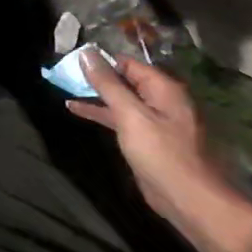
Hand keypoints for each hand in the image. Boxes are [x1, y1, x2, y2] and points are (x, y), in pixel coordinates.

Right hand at [67, 52, 251, 251]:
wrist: (188, 198)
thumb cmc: (161, 153)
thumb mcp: (131, 115)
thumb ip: (108, 84)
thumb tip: (88, 53)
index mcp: (163, 88)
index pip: (128, 64)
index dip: (101, 61)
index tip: (73, 61)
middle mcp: (161, 99)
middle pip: (125, 80)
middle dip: (96, 77)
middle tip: (64, 73)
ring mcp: (154, 120)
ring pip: (121, 99)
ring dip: (95, 95)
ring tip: (65, 87)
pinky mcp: (146, 139)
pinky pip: (120, 118)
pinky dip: (101, 113)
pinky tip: (77, 109)